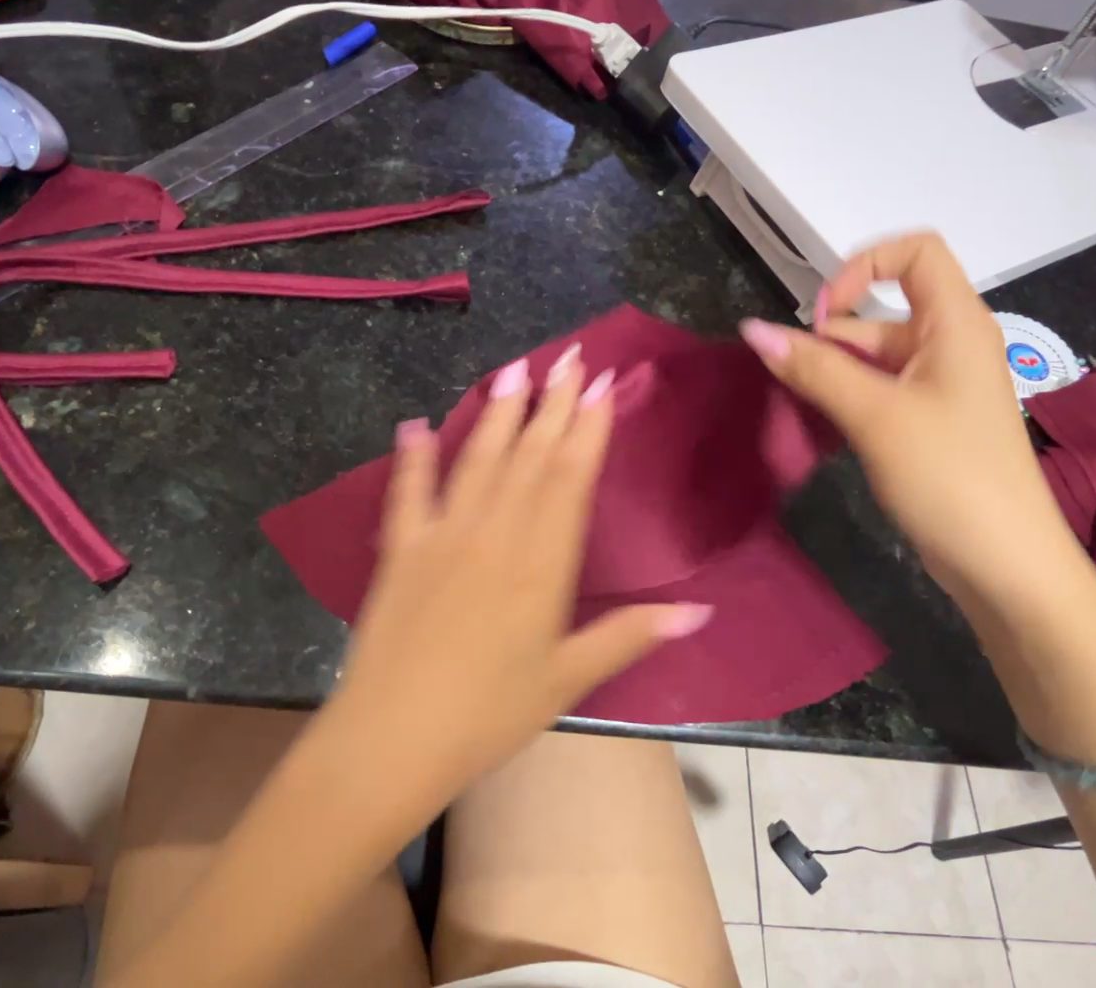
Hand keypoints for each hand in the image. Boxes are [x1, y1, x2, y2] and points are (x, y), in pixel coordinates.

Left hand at [333, 347, 712, 786]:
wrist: (394, 738)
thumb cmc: (490, 715)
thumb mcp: (568, 680)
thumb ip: (629, 636)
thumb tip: (700, 611)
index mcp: (540, 565)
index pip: (570, 479)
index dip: (588, 429)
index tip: (602, 385)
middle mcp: (493, 537)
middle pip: (529, 458)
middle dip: (553, 404)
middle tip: (571, 357)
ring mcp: (442, 538)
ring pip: (476, 462)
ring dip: (496, 415)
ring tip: (515, 370)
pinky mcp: (399, 552)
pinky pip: (406, 494)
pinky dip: (411, 458)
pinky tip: (414, 424)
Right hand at [737, 232, 1076, 599]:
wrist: (1002, 560)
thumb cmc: (947, 473)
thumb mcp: (875, 414)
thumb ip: (814, 368)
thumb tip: (752, 328)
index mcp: (956, 324)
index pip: (916, 252)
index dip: (863, 266)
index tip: (821, 314)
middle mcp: (950, 345)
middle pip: (882, 311)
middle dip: (830, 335)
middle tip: (795, 378)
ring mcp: (940, 387)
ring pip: (873, 357)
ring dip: (832, 373)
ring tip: (801, 407)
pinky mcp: (928, 422)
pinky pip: (879, 391)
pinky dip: (846, 399)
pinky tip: (822, 426)